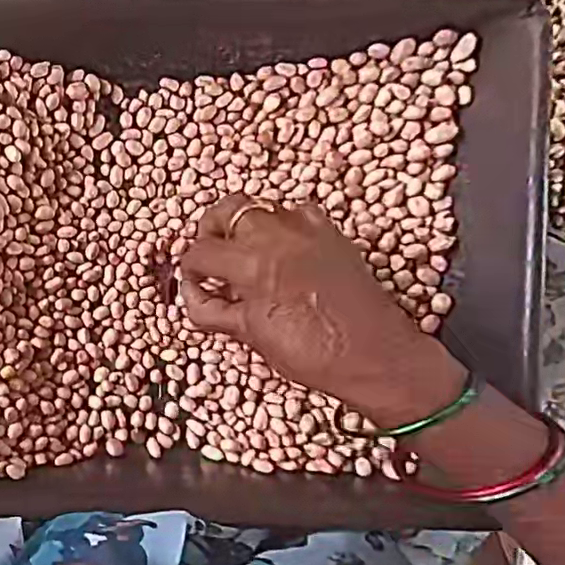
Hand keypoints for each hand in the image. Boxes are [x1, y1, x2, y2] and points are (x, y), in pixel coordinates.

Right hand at [177, 196, 464, 425]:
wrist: (374, 358)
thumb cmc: (313, 352)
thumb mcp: (247, 333)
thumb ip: (209, 308)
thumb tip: (192, 293)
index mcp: (252, 263)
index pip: (200, 251)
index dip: (189, 269)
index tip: (194, 284)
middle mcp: (280, 236)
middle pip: (227, 209)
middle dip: (211, 231)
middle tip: (210, 257)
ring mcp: (310, 231)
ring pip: (262, 206)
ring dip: (244, 226)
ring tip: (241, 256)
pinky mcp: (333, 236)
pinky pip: (298, 215)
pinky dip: (281, 227)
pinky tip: (279, 253)